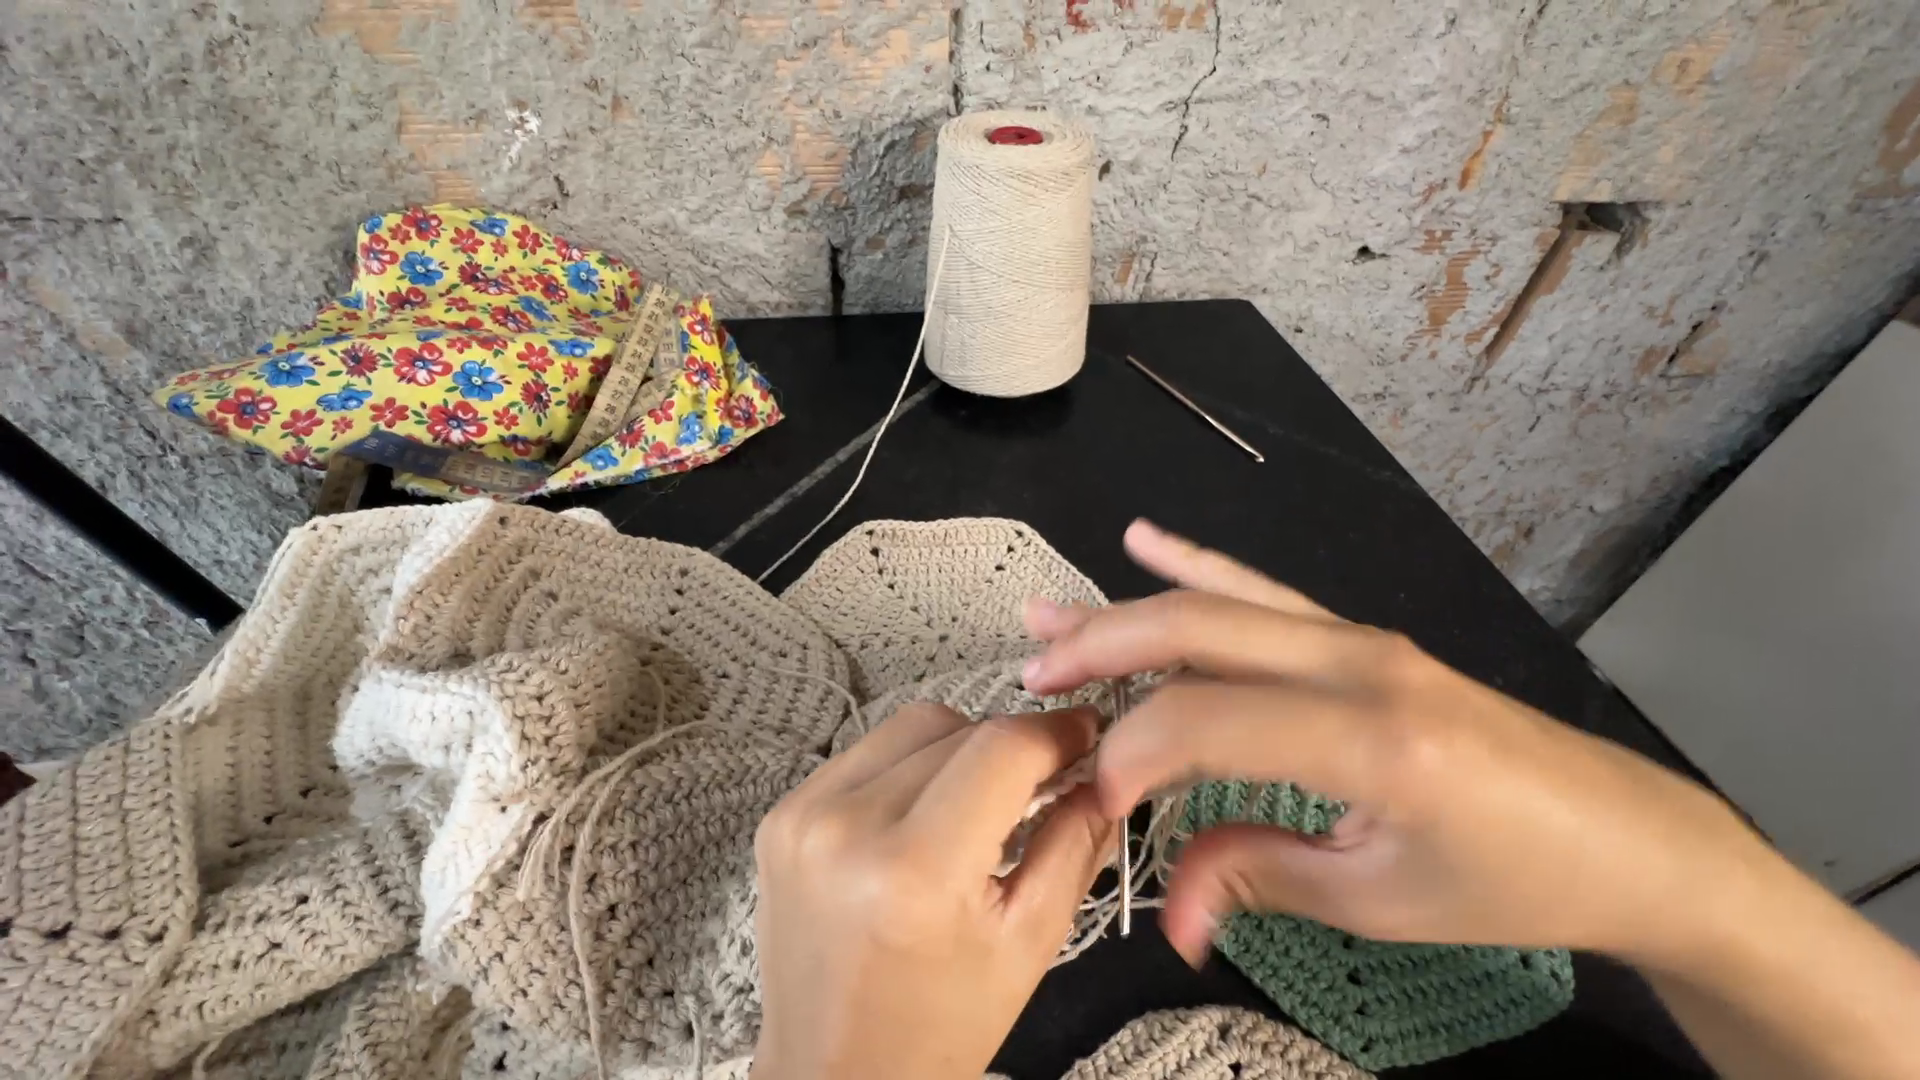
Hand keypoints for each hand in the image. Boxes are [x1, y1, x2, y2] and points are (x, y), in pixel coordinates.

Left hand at [751, 703, 1117, 1079]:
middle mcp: (848, 825)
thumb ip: (1075, 843)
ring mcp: (803, 813)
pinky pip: (869, 751)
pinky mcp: (781, 812)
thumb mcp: (1029, 944)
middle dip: (1013, 746)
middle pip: (959, 729)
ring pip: (913, 727)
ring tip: (978, 801)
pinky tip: (923, 813)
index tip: (1090, 732)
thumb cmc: (941, 1028)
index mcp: (916, 870)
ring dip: (961, 747)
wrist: (830, 1077)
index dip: (1055, 730)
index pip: (1001, 749)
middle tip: (1042, 779)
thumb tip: (1104, 770)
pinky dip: (911, 765)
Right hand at [1020, 519, 1772, 968]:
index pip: (1204, 718)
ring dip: (1126, 609)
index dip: (1130, 754)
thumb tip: (1167, 917)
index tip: (1094, 798)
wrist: (1629, 837)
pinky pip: (1263, 590)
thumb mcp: (1378, 902)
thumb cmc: (1513, 883)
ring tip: (1051, 617)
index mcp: (1369, 738)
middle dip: (1101, 650)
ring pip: (1217, 603)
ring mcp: (1358, 636)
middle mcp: (1357, 662)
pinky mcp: (1358, 635)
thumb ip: (1254, 879)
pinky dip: (1197, 561)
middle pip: (1195, 630)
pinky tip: (1143, 539)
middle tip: (1033, 675)